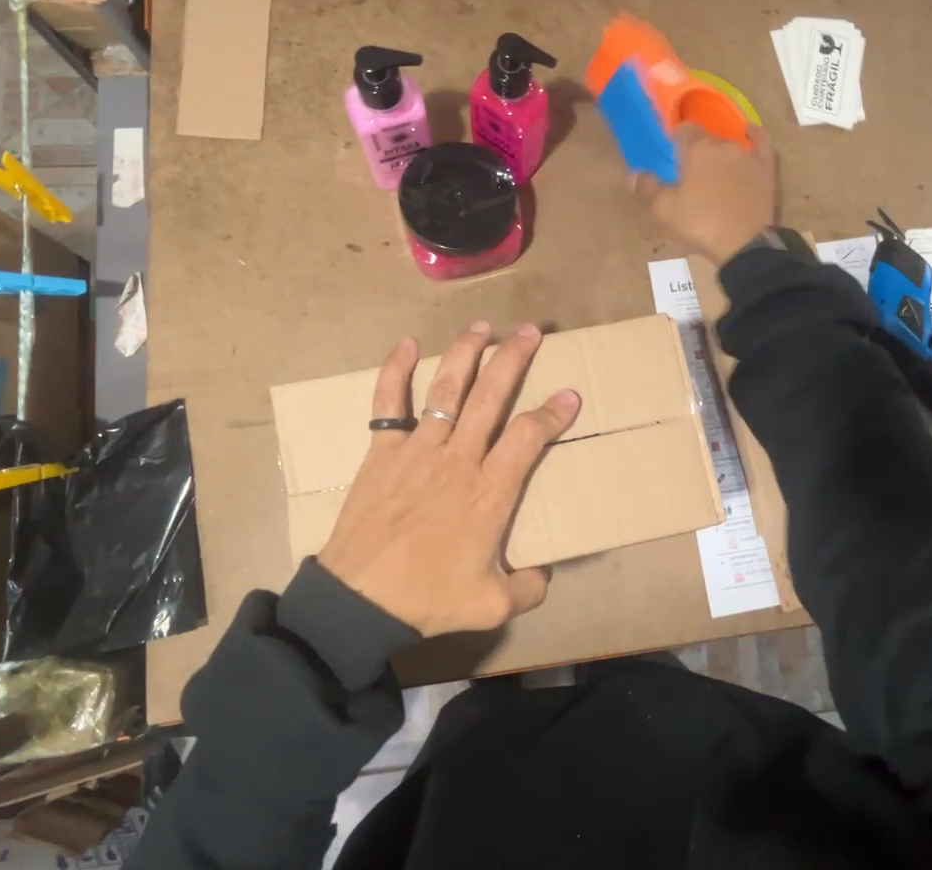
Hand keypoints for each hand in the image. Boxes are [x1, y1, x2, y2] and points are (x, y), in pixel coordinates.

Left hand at [318, 322, 580, 636]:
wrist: (361, 601)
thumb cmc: (429, 598)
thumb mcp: (492, 605)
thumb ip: (528, 587)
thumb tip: (545, 573)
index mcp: (489, 492)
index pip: (529, 437)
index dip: (553, 412)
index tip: (569, 394)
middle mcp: (458, 459)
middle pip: (491, 396)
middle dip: (513, 359)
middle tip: (531, 332)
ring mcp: (418, 450)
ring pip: (446, 389)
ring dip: (466, 353)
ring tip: (483, 326)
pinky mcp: (382, 452)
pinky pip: (387, 403)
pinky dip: (395, 371)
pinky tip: (406, 345)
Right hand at [629, 123, 776, 263]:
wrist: (745, 244)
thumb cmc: (701, 224)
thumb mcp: (665, 211)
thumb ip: (647, 188)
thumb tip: (632, 174)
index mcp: (696, 150)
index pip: (684, 129)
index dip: (676, 140)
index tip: (671, 157)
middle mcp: (723, 144)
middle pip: (706, 138)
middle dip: (697, 151)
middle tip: (691, 174)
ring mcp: (747, 155)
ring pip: (730, 144)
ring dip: (720, 153)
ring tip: (715, 172)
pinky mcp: (765, 168)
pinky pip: (761, 142)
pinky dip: (754, 137)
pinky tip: (749, 134)